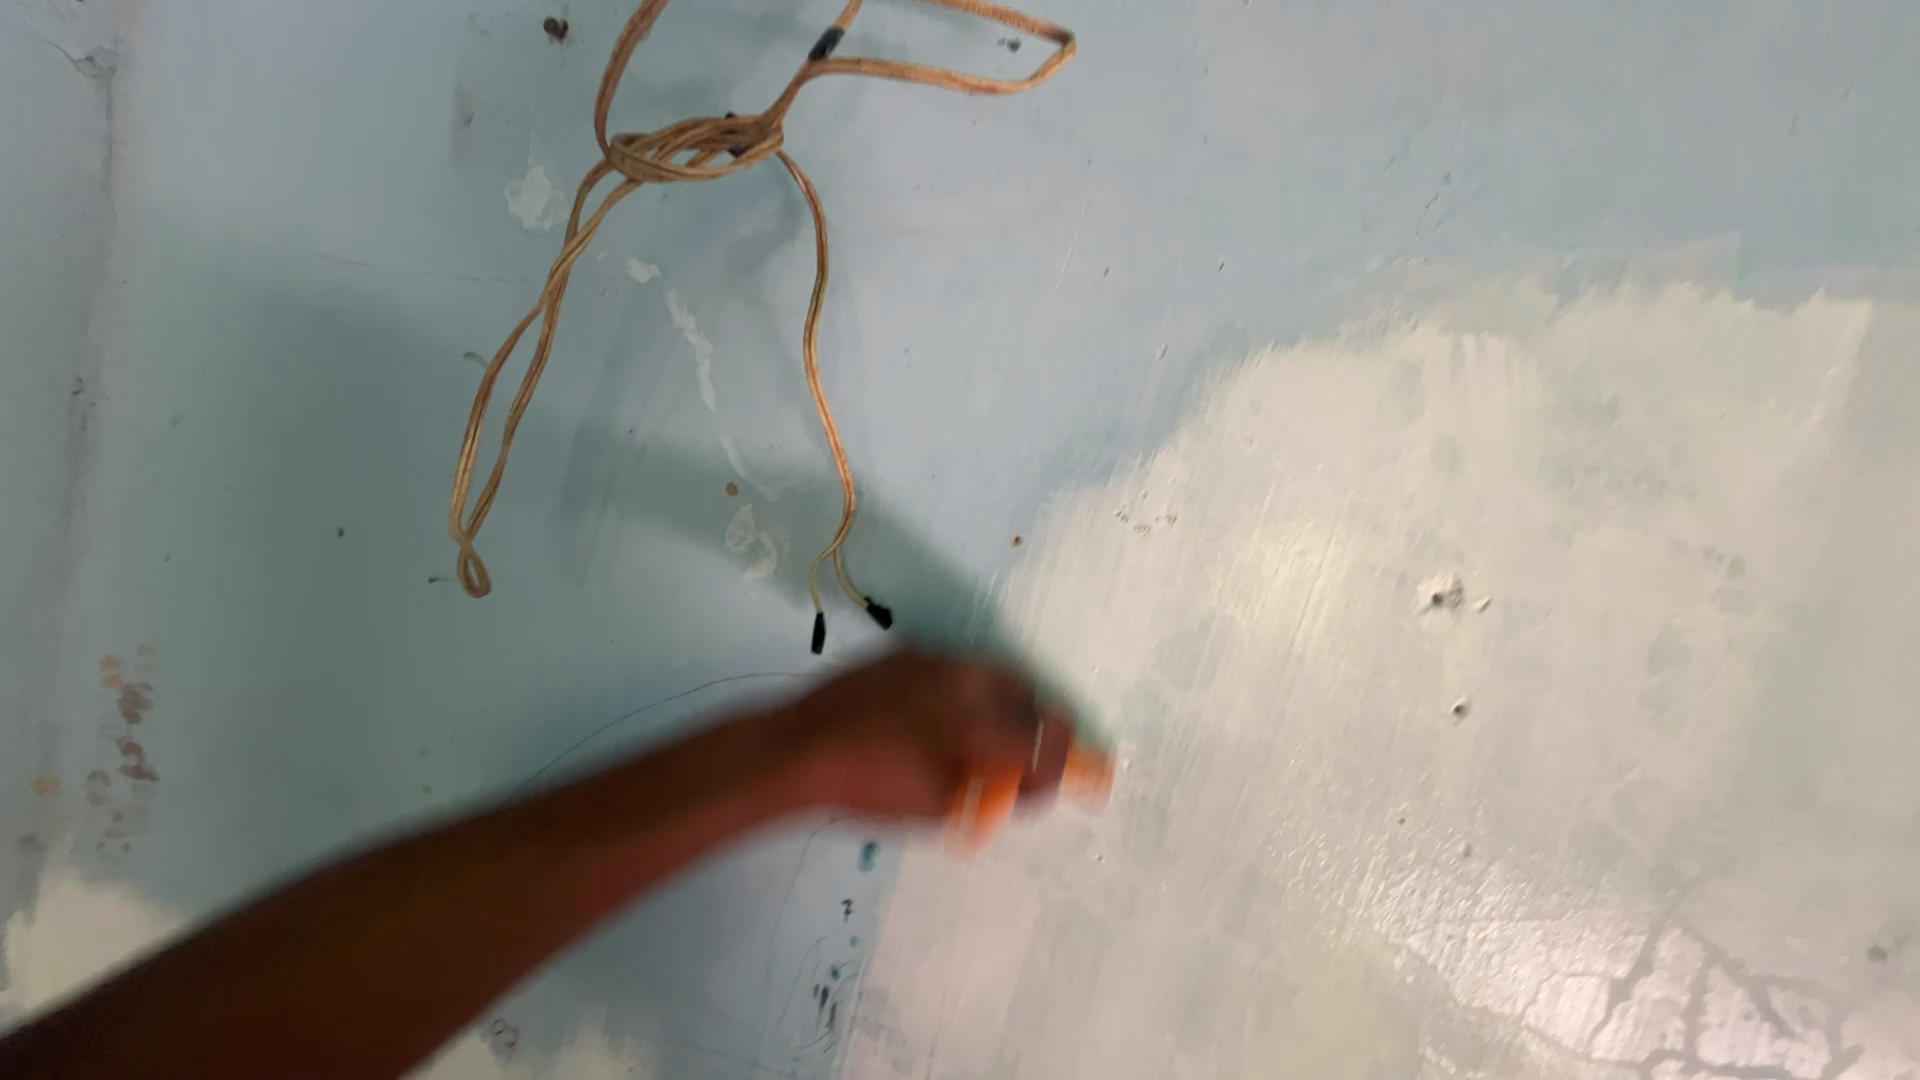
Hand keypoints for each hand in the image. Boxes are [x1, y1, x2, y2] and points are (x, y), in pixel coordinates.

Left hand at [787, 647, 1075, 821]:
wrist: (801, 746)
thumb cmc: (868, 789)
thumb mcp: (935, 806)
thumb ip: (991, 792)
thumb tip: (1029, 782)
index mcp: (974, 730)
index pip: (1043, 742)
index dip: (1064, 758)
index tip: (1074, 767)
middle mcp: (965, 684)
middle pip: (1028, 695)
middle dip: (1041, 721)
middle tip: (1038, 744)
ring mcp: (937, 660)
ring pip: (994, 673)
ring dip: (1008, 699)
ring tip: (995, 726)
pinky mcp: (911, 650)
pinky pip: (958, 665)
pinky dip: (968, 687)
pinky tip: (947, 708)